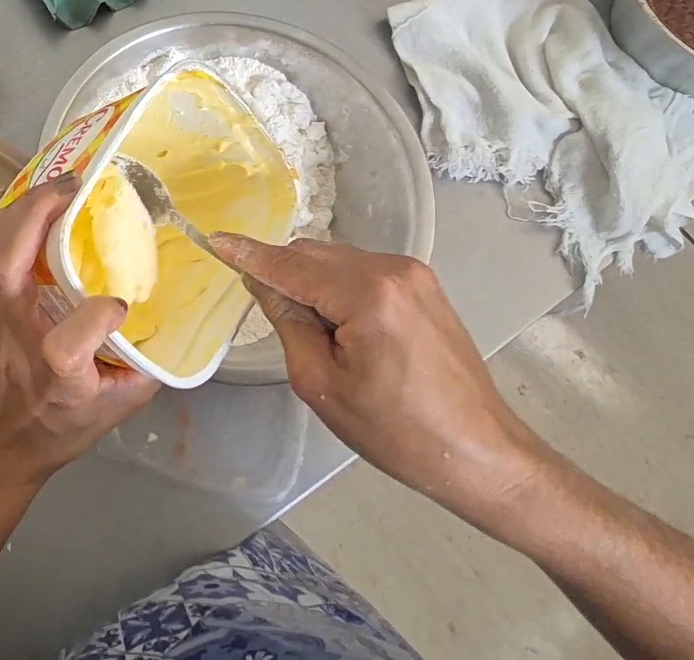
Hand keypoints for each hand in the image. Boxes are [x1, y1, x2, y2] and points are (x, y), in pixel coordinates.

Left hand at [0, 176, 160, 489]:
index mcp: (53, 372)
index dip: (101, 316)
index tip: (123, 306)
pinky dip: (7, 220)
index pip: (70, 341)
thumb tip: (169, 316)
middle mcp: (14, 333)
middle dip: (38, 212)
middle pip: (5, 264)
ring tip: (56, 187)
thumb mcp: (114, 410)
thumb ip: (142, 366)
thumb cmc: (56, 429)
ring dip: (20, 208)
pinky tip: (33, 207)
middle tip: (78, 184)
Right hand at [211, 234, 551, 520]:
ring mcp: (413, 274)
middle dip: (282, 275)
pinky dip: (337, 288)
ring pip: (335, 261)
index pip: (290, 266)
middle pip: (312, 255)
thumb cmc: (396, 431)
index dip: (249, 255)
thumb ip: (288, 321)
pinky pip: (360, 271)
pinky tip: (341, 326)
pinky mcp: (423, 285)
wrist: (480, 453)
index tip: (214, 240)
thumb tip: (264, 283)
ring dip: (311, 283)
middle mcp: (392, 269)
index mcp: (366, 294)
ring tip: (317, 335)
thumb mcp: (321, 382)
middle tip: (269, 315)